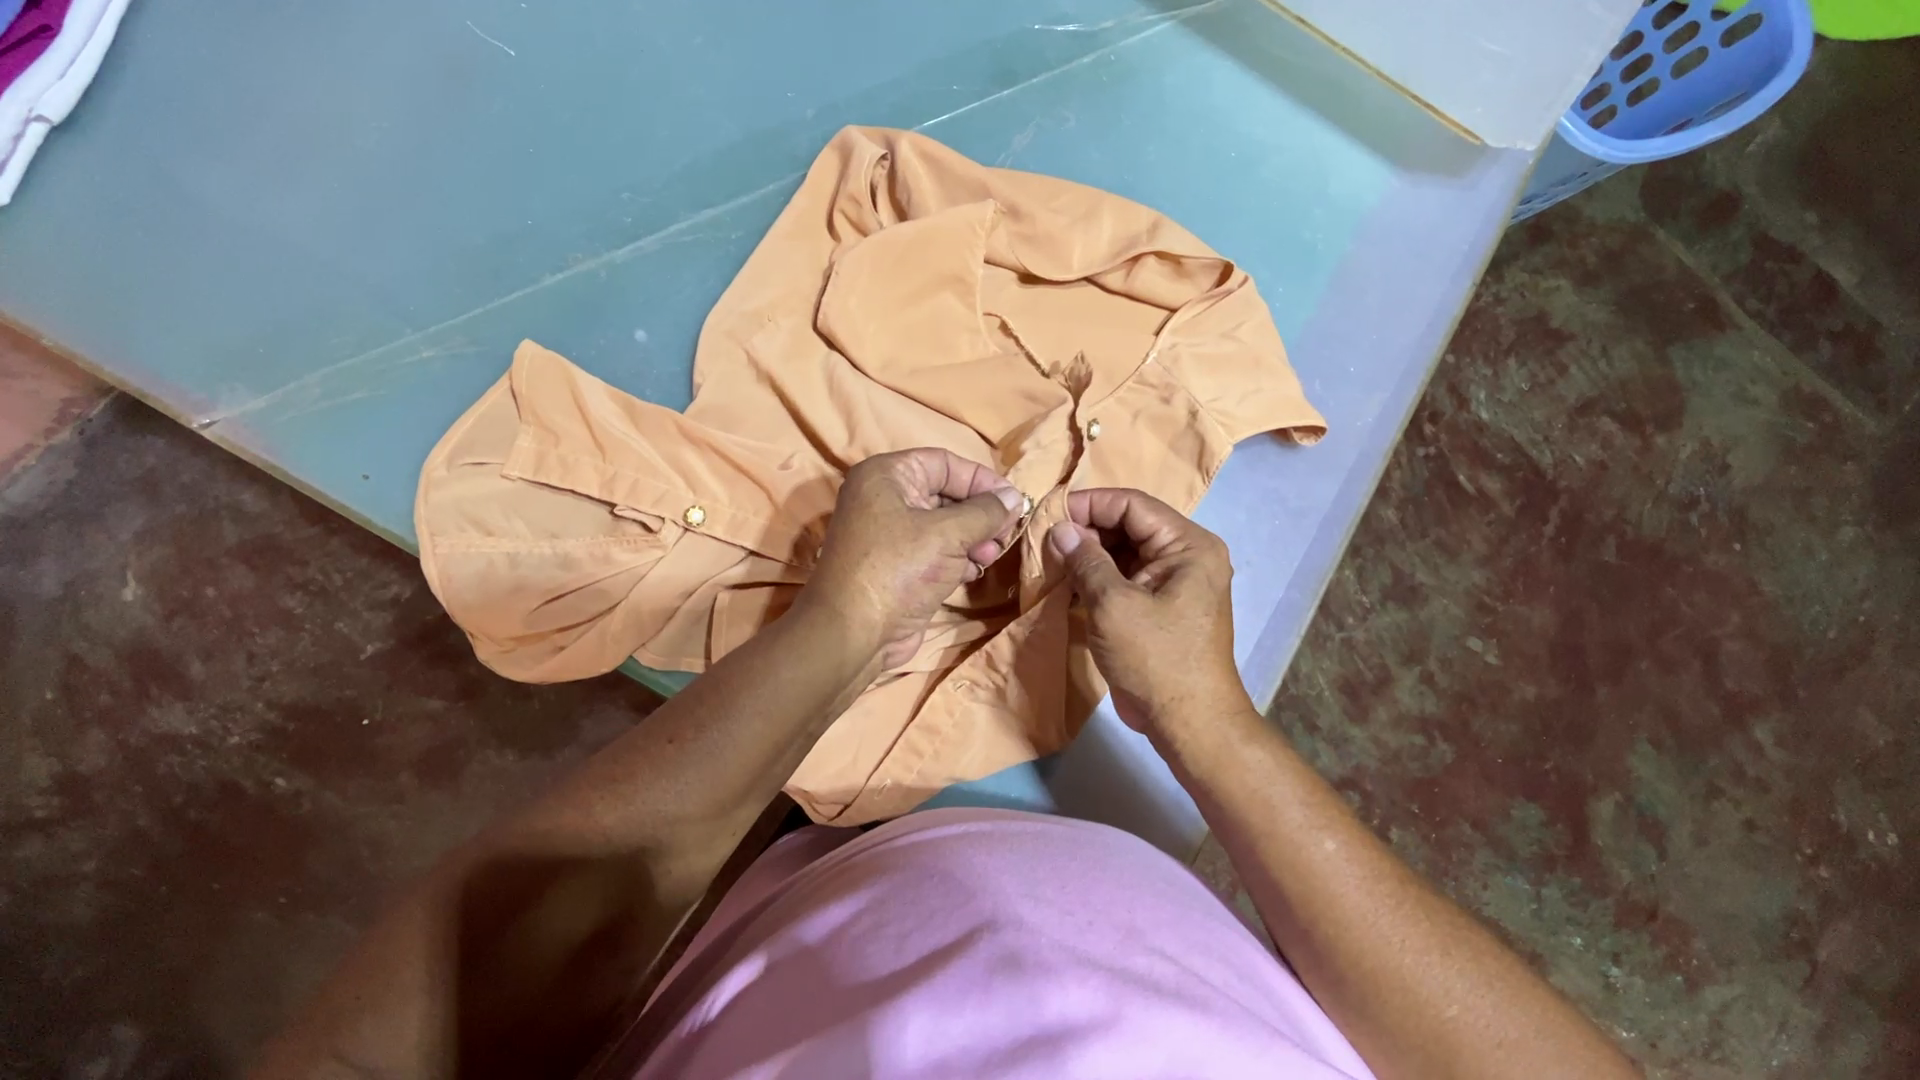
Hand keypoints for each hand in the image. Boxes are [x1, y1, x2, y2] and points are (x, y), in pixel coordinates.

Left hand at [800, 448, 1022, 670]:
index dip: (982, 480)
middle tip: (1005, 535)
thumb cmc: (897, 570)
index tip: (1013, 501)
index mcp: (886, 476)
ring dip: (973, 539)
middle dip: (980, 514)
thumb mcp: (948, 534)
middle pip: (946, 494)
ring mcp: (888, 535)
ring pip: (944, 525)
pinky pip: (935, 551)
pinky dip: (958, 558)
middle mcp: (884, 498)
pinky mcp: (896, 566)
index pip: (944, 463)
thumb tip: (1015, 498)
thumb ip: (986, 512)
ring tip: (990, 556)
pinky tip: (972, 572)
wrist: (853, 634)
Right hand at [1047, 489, 1252, 740]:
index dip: (1089, 505)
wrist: (1189, 721)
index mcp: (1188, 545)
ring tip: (1052, 563)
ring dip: (1090, 557)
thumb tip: (1060, 529)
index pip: (1133, 504)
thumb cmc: (1155, 658)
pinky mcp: (1162, 607)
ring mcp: (1176, 583)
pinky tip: (1068, 586)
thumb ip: (1085, 560)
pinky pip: (1127, 579)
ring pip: (1126, 553)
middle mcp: (1187, 556)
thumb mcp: (1113, 604)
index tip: (1050, 516)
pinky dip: (1099, 579)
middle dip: (1087, 532)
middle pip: (1130, 526)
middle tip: (1046, 543)